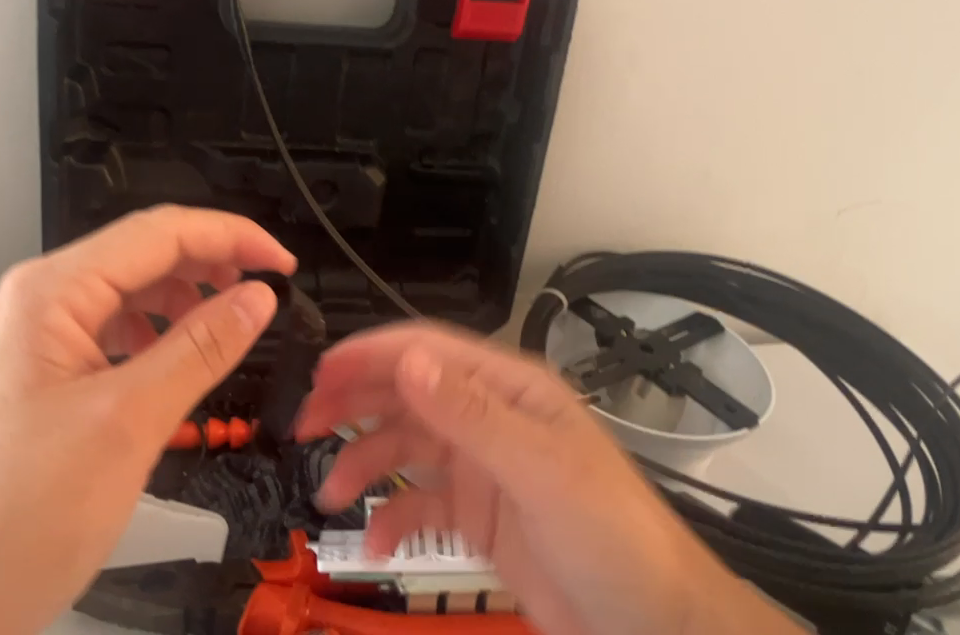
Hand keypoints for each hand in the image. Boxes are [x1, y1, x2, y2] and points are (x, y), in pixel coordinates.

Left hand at [0, 205, 294, 634]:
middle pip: (141, 255)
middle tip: (264, 297)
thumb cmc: (17, 521)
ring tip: (226, 330)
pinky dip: (153, 337)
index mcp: (49, 292)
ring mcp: (32, 339)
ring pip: (126, 294)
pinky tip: (174, 364)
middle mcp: (35, 301)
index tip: (282, 263)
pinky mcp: (37, 377)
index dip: (230, 238)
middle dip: (209, 267)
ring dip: (182, 302)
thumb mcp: (128, 423)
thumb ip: (199, 349)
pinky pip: (107, 332)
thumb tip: (257, 297)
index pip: (158, 232)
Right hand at [296, 323, 797, 634]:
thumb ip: (471, 416)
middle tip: (304, 424)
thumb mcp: (541, 471)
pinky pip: (420, 503)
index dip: (371, 356)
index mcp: (508, 390)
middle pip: (408, 394)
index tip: (320, 373)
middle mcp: (489, 418)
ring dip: (364, 463)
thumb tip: (408, 362)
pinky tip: (376, 542)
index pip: (428, 353)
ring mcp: (482, 466)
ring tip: (327, 494)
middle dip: (354, 403)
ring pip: (406, 447)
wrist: (655, 627)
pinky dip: (392, 517)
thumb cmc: (611, 538)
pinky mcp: (478, 513)